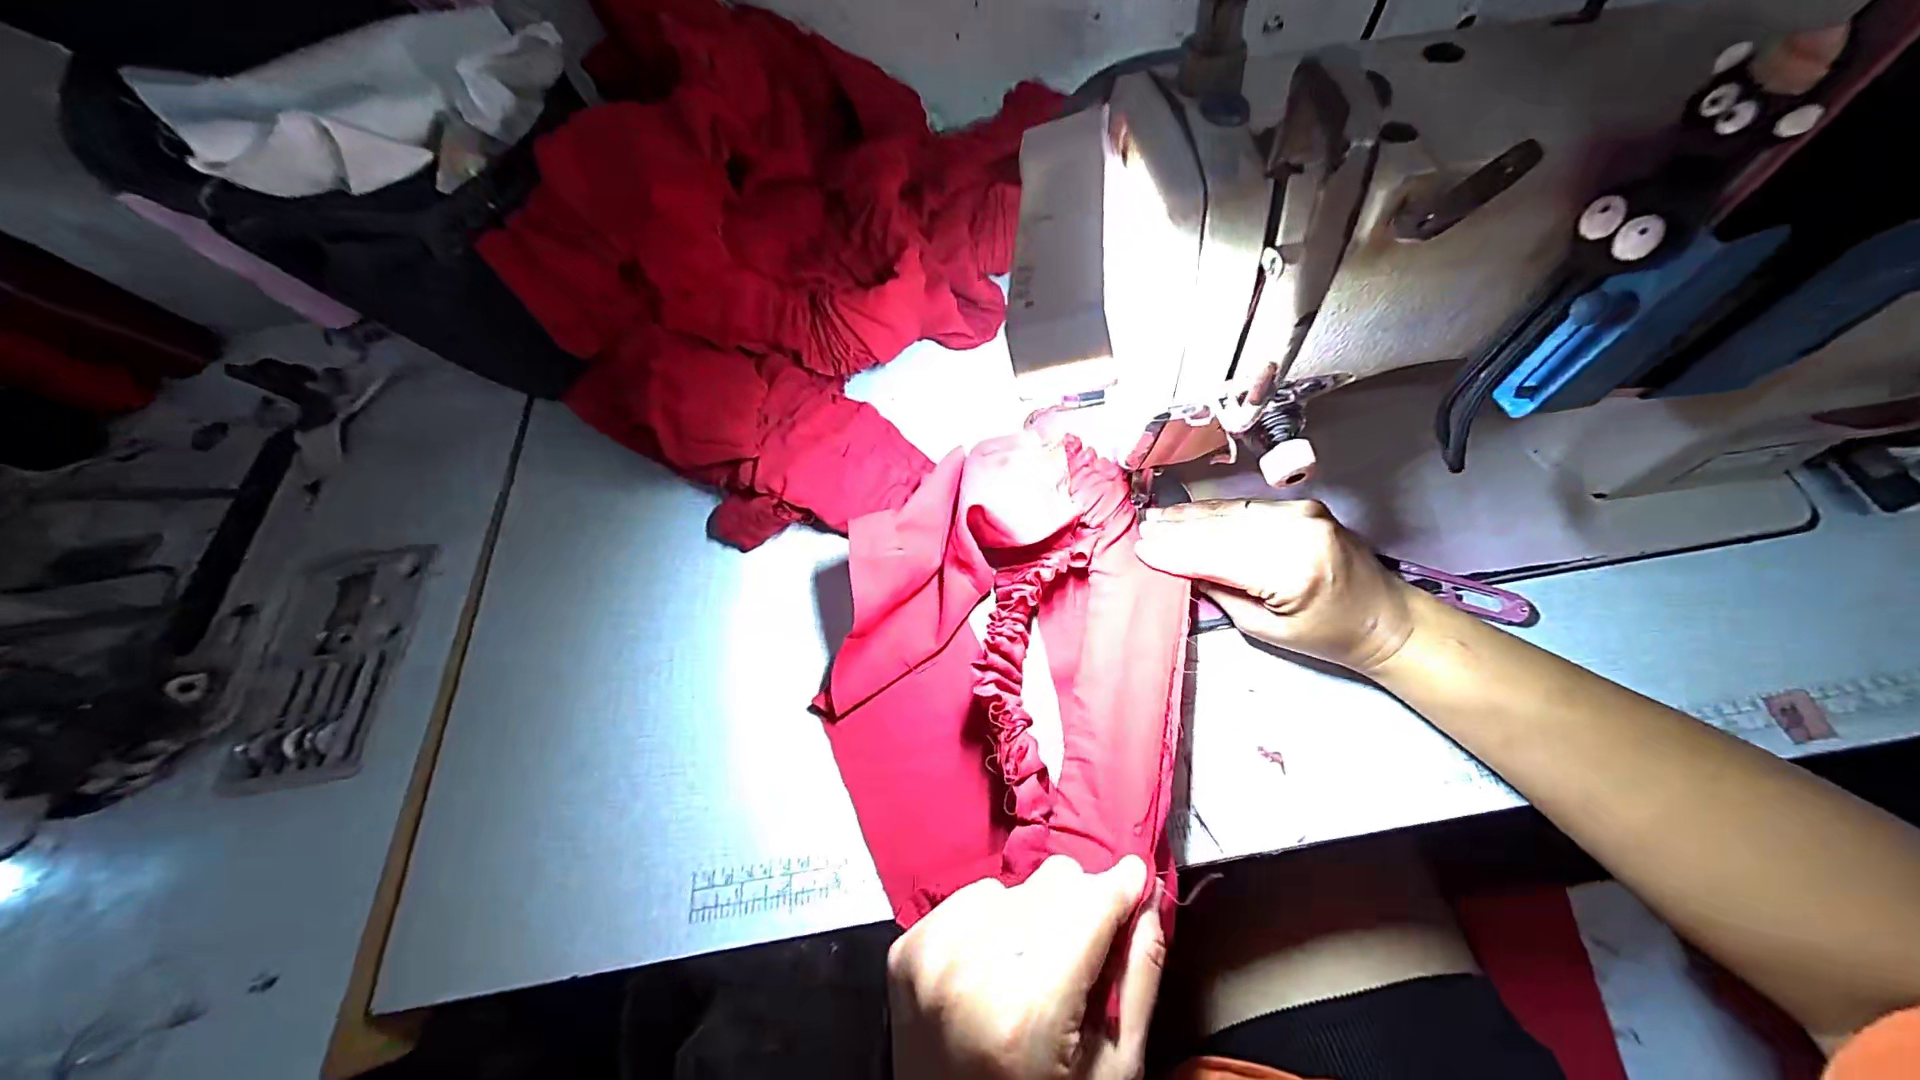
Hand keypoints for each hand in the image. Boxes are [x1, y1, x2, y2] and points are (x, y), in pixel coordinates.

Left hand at [888, 855, 1163, 1079]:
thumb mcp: (1112, 1069)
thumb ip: (1138, 976)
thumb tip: (1147, 896)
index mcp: (1028, 1007)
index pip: (1089, 902)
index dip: (1122, 887)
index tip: (1137, 881)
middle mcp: (971, 968)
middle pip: (1053, 883)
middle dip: (1080, 909)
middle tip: (1081, 958)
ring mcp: (932, 953)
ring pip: (1014, 886)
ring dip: (1034, 916)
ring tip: (1032, 974)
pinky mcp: (908, 948)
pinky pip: (971, 899)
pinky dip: (992, 923)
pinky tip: (995, 971)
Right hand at [1134, 498, 1417, 674]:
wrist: (1385, 617)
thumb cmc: (1325, 634)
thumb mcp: (1264, 627)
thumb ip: (1220, 592)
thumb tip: (1180, 568)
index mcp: (1290, 571)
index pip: (1217, 555)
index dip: (1175, 553)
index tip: (1142, 550)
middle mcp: (1298, 533)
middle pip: (1221, 528)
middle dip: (1178, 530)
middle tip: (1143, 529)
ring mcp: (1303, 514)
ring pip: (1231, 512)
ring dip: (1191, 515)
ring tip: (1158, 518)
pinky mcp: (1304, 506)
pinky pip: (1248, 506)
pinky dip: (1216, 510)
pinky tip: (1191, 512)